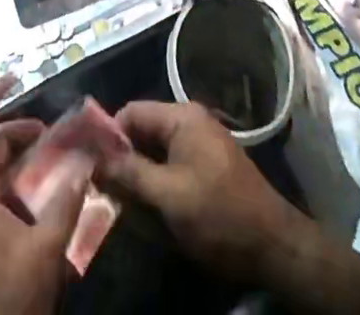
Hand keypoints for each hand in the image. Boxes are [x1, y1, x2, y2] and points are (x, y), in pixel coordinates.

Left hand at [0, 75, 82, 314]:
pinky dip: (22, 192)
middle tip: (52, 133)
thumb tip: (85, 163)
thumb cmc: (6, 301)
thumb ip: (66, 204)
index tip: (14, 78)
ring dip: (23, 165)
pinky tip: (50, 205)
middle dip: (17, 134)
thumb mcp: (44, 252)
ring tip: (57, 164)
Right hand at [100, 101, 304, 277]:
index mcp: (182, 117)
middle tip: (96, 183)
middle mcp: (190, 121)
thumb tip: (93, 158)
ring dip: (134, 170)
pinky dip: (152, 178)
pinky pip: (168, 162)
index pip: (131, 112)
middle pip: (141, 129)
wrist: (273, 246)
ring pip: (153, 148)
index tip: (86, 162)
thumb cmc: (218, 214)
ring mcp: (199, 143)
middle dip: (119, 154)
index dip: (106, 134)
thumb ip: (129, 172)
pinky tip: (140, 201)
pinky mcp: (205, 165)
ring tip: (114, 195)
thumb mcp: (168, 195)